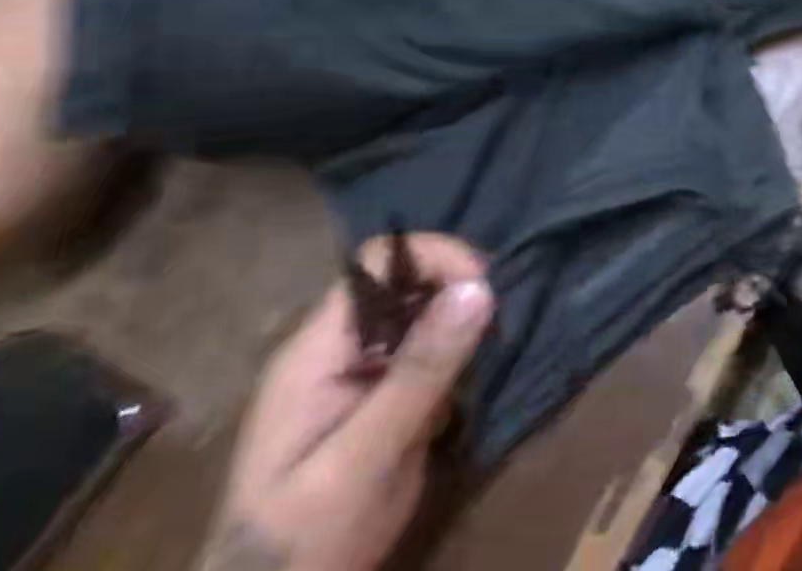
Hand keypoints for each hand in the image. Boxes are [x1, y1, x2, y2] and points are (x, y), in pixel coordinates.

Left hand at [199, 234, 493, 570]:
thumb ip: (421, 371)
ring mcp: (358, 377)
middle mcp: (338, 349)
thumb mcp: (365, 456)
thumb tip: (478, 289)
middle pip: (404, 286)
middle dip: (456, 294)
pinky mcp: (379, 402)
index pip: (378, 264)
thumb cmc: (303, 542)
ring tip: (487, 367)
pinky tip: (466, 399)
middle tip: (499, 330)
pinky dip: (455, 366)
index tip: (485, 290)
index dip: (434, 259)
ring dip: (460, 333)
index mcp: (318, 348)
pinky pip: (424, 359)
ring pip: (420, 320)